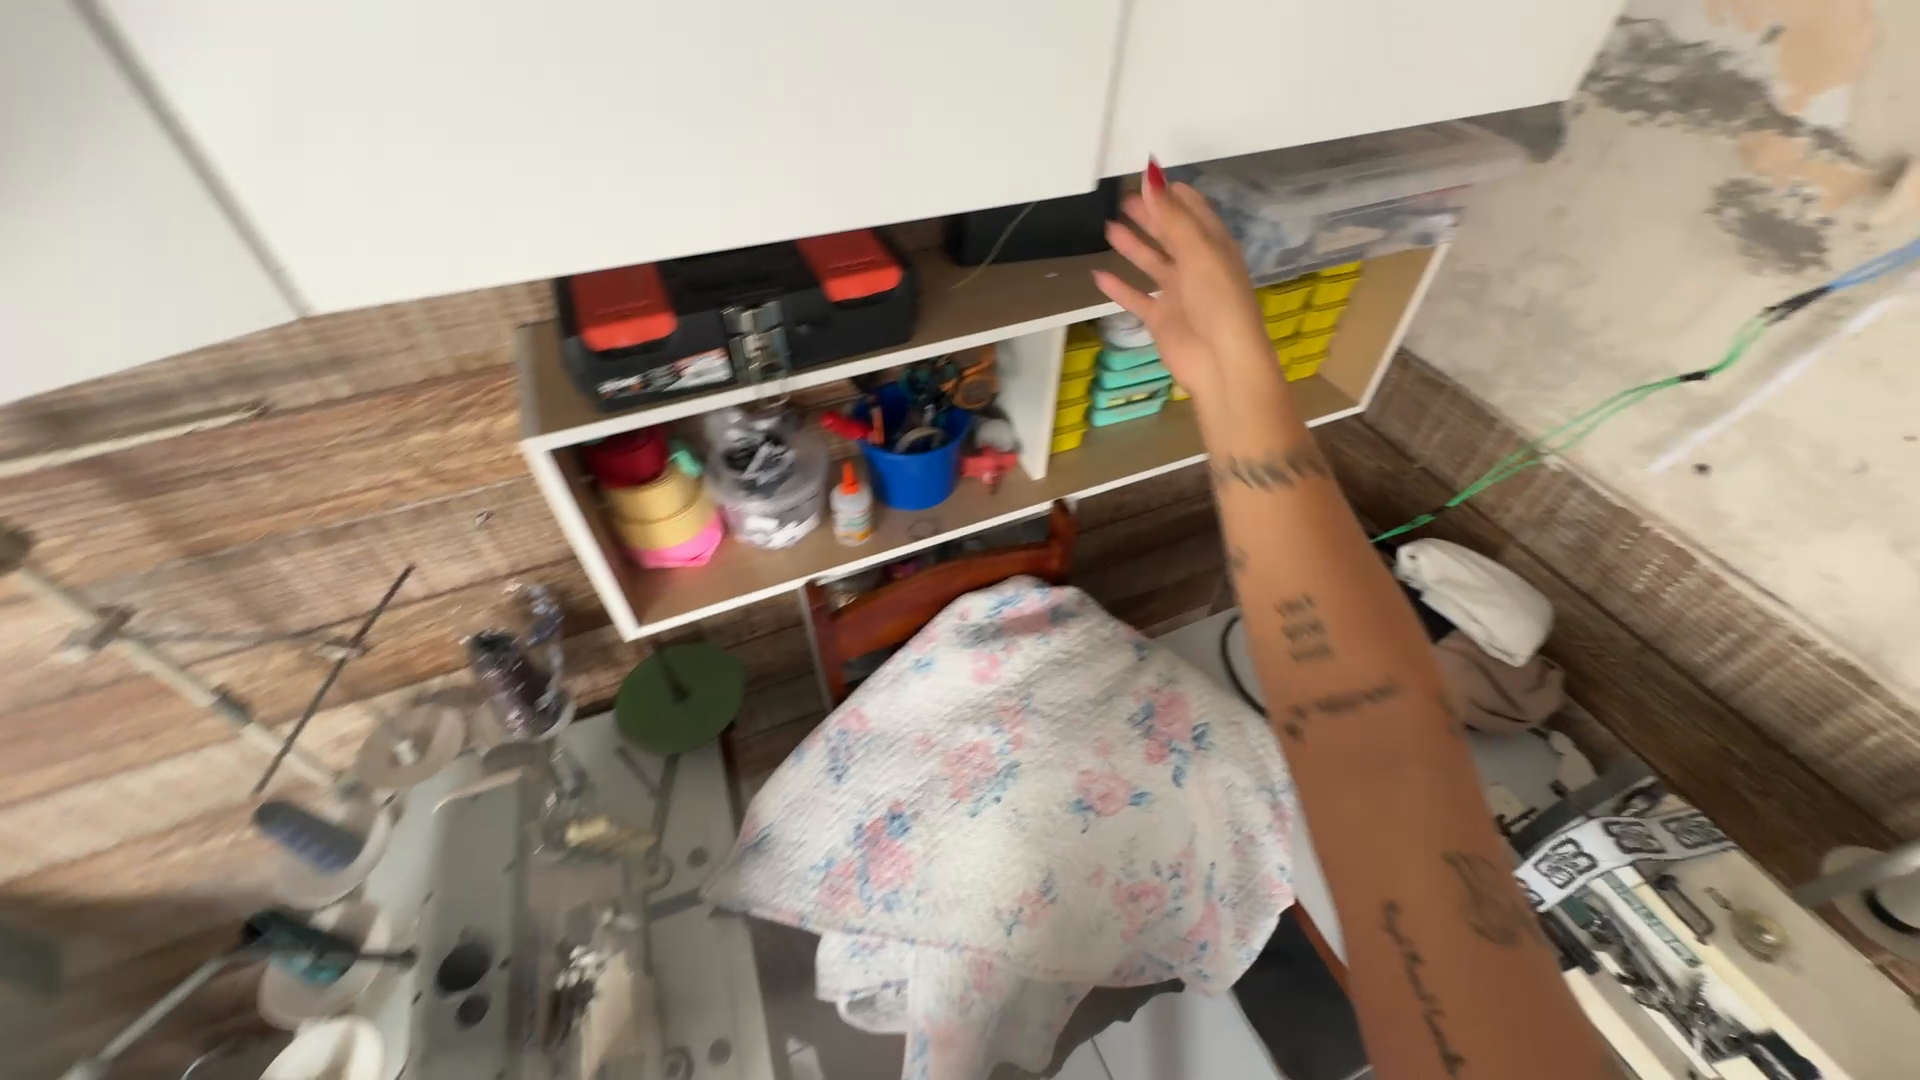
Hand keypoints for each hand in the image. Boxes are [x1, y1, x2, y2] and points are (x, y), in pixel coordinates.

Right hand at [1092, 183, 1281, 412]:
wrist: (1220, 359)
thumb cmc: (1217, 300)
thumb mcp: (1197, 250)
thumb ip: (1170, 215)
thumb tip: (1149, 174)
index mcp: (1213, 244)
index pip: (1191, 210)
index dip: (1170, 193)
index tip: (1145, 177)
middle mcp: (1196, 265)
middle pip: (1169, 233)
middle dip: (1148, 214)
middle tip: (1120, 199)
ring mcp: (1177, 293)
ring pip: (1151, 262)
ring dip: (1132, 245)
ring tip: (1107, 228)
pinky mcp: (1161, 318)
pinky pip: (1136, 297)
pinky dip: (1119, 287)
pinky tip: (1099, 274)